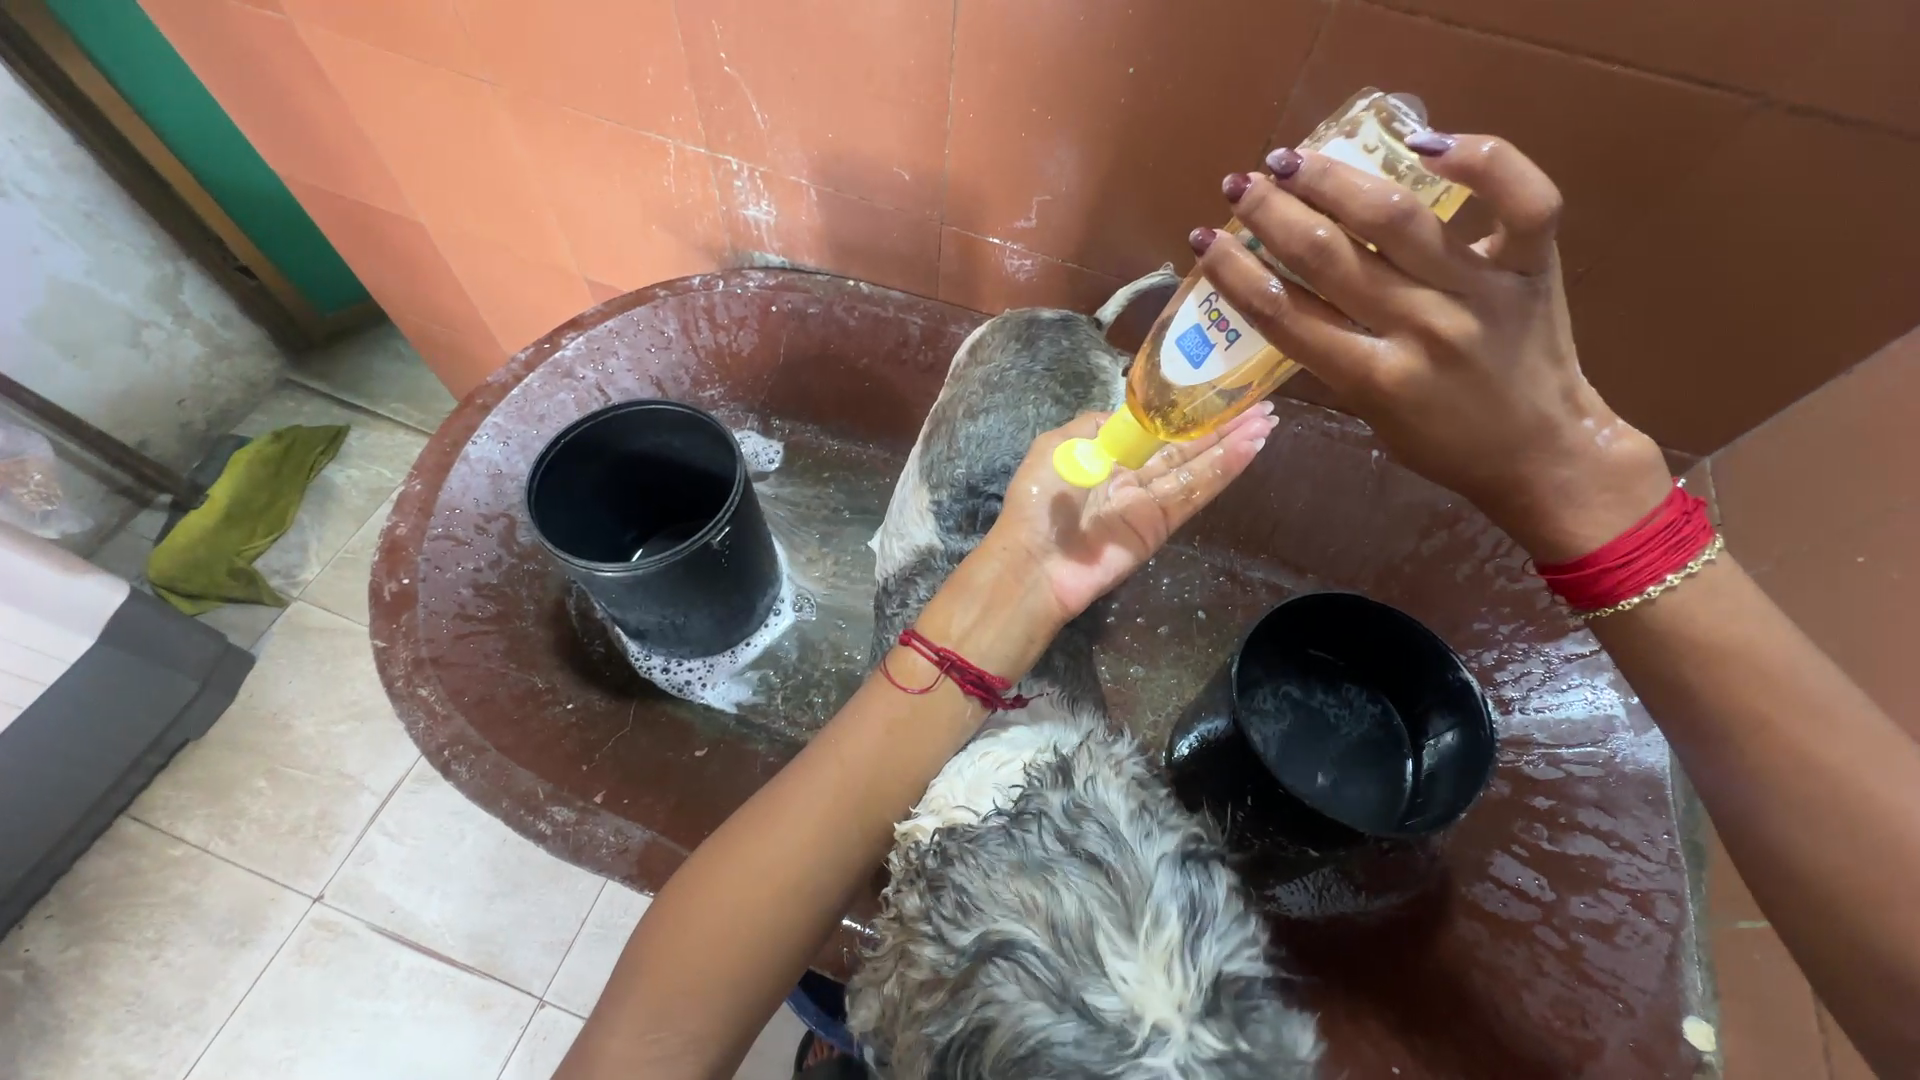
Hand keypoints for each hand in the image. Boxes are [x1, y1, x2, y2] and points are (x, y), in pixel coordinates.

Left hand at [976, 403, 1276, 622]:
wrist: (1034, 563)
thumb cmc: (1039, 499)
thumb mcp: (1058, 445)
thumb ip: (1096, 425)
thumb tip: (1129, 412)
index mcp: (1103, 451)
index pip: (1153, 426)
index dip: (1185, 410)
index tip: (1218, 389)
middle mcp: (1130, 473)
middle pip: (1182, 445)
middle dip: (1219, 425)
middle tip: (1262, 404)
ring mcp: (1147, 500)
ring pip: (1196, 467)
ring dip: (1231, 444)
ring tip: (1268, 421)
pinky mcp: (1160, 525)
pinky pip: (1194, 494)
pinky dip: (1222, 471)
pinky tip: (1251, 448)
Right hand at [1196, 137, 1671, 560]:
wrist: (1544, 452)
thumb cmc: (1443, 444)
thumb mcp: (1369, 418)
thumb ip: (1330, 362)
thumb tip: (1282, 299)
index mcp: (1373, 377)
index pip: (1283, 313)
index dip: (1234, 271)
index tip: (1206, 239)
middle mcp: (1421, 327)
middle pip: (1328, 256)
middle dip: (1271, 214)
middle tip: (1240, 185)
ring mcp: (1481, 290)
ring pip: (1398, 217)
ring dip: (1333, 180)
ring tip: (1293, 159)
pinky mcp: (1533, 264)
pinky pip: (1520, 199)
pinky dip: (1480, 160)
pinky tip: (1425, 144)